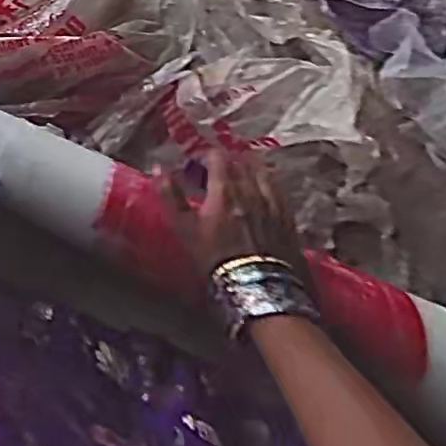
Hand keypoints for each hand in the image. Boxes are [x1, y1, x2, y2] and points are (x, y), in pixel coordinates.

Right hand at [162, 148, 305, 279]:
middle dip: (225, 164)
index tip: (197, 166)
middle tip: (214, 175)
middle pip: (239, 163)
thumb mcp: (184, 227)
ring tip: (240, 180)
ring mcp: (272, 202)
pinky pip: (278, 189)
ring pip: (261, 173)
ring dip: (248, 171)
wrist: (258, 288)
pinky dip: (267, 184)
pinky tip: (263, 192)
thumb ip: (170, 195)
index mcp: (224, 188)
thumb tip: (158, 167)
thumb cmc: (215, 257)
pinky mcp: (287, 217)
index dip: (205, 156)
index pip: (217, 156)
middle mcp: (250, 188)